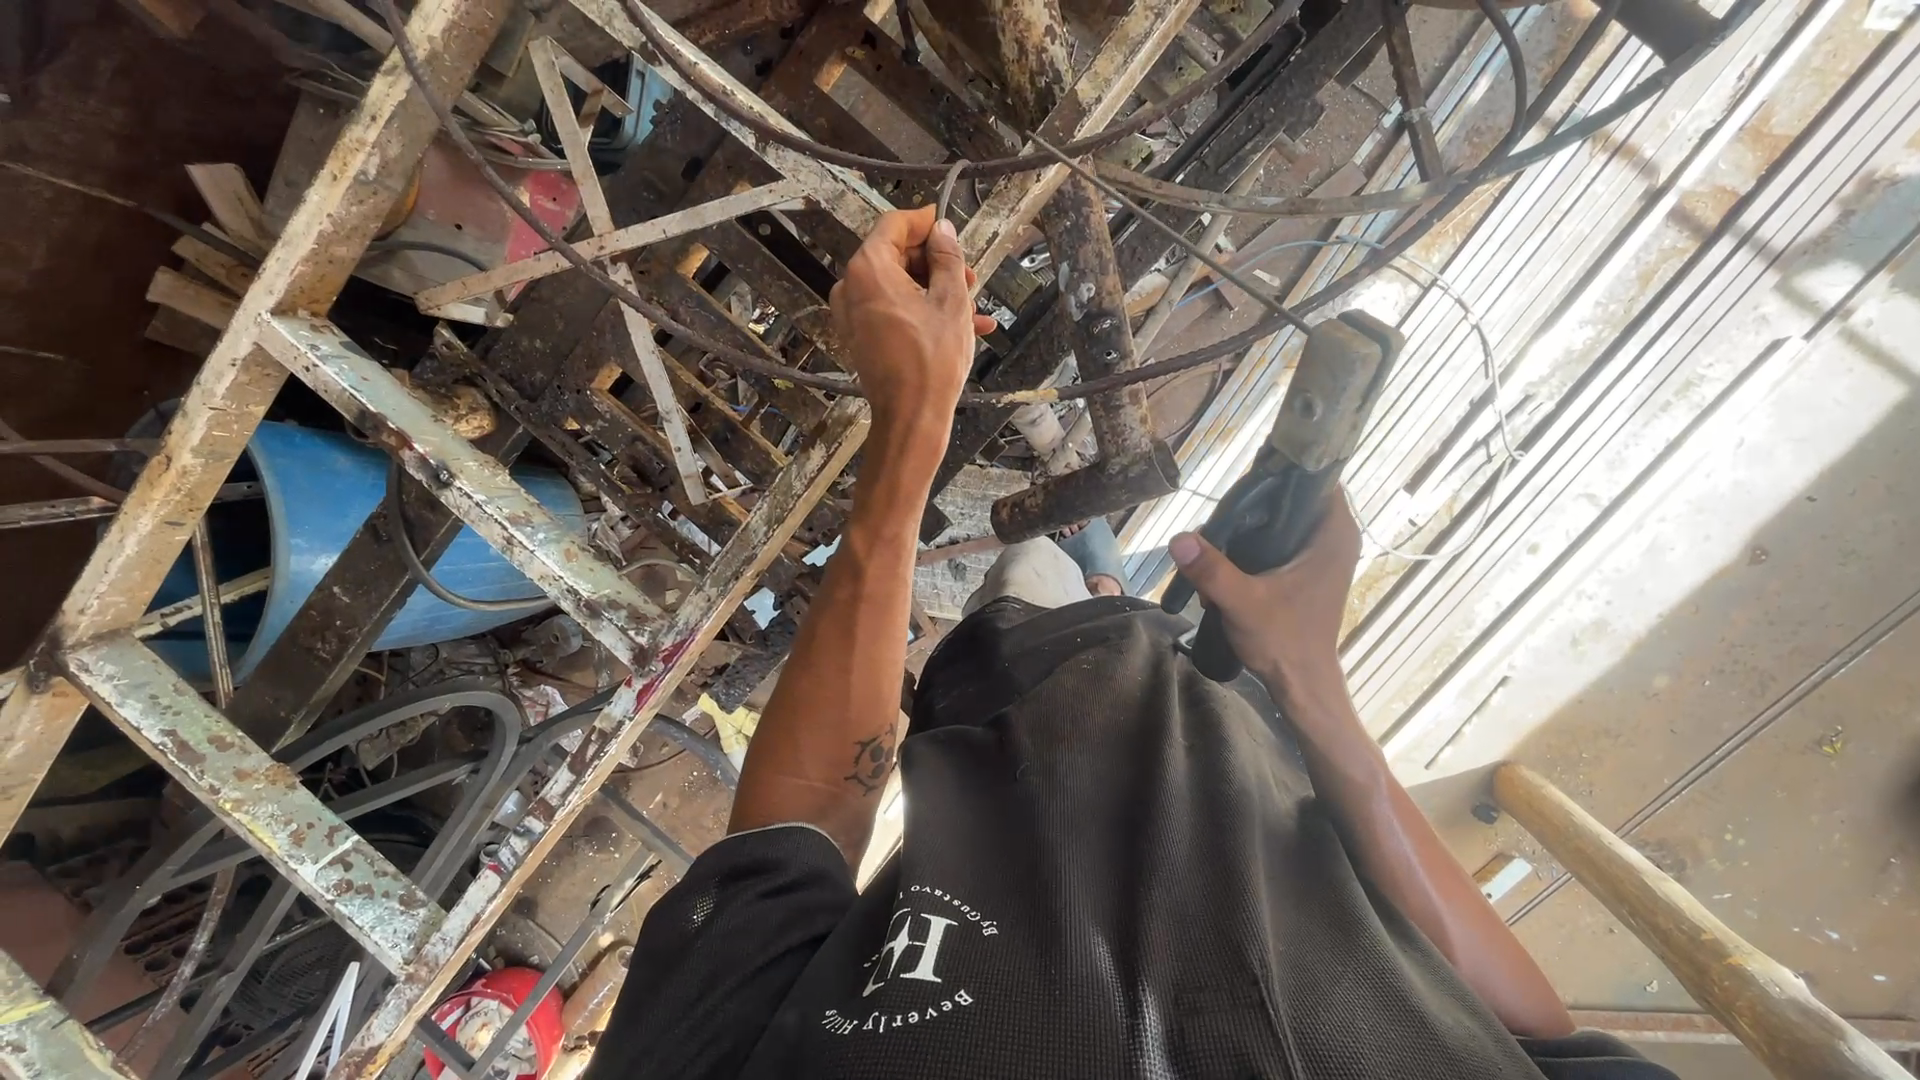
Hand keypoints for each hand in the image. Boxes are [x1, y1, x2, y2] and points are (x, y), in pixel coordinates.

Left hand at [830, 207, 996, 436]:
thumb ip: (947, 258)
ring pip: (899, 287)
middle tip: (971, 278)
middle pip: (896, 256)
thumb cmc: (932, 359)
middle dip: (936, 264)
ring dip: (936, 292)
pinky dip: (923, 314)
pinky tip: (963, 328)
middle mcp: (851, 287)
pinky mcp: (861, 338)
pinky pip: (893, 312)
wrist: (912, 417)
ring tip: (975, 309)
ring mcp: (853, 315)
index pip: (895, 225)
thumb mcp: (951, 301)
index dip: (925, 222)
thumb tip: (943, 231)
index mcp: (869, 269)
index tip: (950, 227)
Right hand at [1167, 488, 1361, 701]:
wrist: (1301, 684)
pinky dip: (1252, 548)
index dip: (1278, 474)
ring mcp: (1321, 555)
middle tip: (1219, 522)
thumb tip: (1178, 539)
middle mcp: (1333, 538)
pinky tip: (1226, 564)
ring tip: (1217, 545)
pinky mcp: (1306, 571)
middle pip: (1289, 497)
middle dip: (1251, 506)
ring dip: (1247, 530)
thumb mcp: (1243, 603)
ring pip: (1280, 520)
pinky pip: (1277, 542)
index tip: (1241, 487)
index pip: (1313, 477)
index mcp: (1333, 535)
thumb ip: (1213, 570)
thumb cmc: (1284, 642)